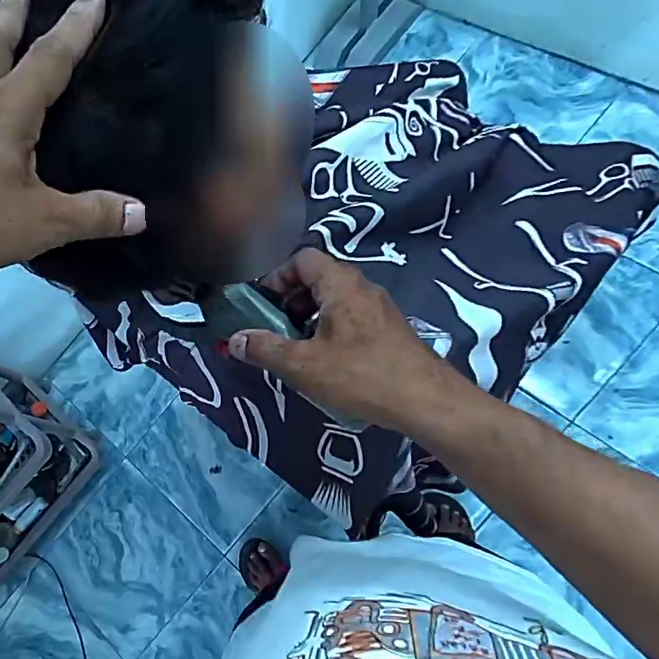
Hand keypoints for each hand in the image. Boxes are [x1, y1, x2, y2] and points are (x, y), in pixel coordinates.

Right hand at [226, 249, 477, 433]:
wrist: (425, 400)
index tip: (261, 303)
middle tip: (274, 327)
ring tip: (297, 347)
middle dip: (290, 299)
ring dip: (310, 316)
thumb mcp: (303, 365)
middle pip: (319, 277)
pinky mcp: (390, 329)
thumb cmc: (361, 375)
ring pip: (336, 299)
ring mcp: (380, 307)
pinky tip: (327, 361)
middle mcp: (362, 287)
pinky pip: (352, 316)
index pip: (302, 258)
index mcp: (341, 284)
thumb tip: (234, 340)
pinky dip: (331, 328)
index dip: (277, 276)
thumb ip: (265, 349)